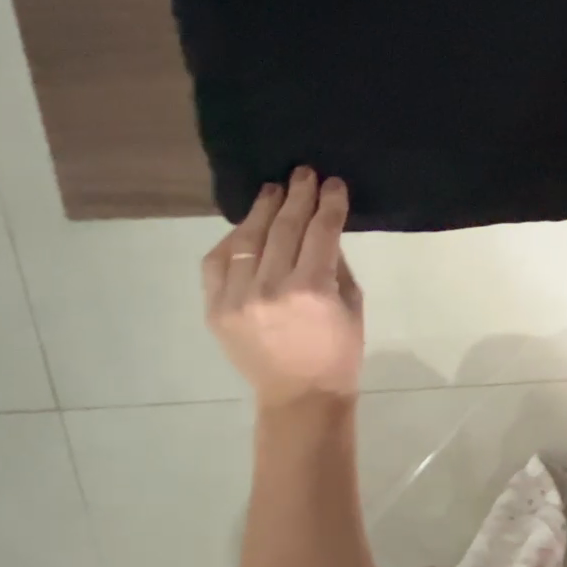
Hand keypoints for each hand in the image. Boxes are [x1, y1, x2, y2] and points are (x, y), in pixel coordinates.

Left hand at [202, 168, 363, 408]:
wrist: (300, 394)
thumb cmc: (340, 350)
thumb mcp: (352, 303)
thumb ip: (335, 265)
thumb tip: (323, 232)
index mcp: (313, 289)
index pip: (321, 232)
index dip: (329, 203)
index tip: (333, 182)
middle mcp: (270, 287)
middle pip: (283, 229)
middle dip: (297, 197)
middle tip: (303, 173)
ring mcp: (236, 297)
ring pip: (246, 240)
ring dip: (262, 211)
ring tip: (274, 191)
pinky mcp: (214, 307)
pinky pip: (218, 263)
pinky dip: (232, 240)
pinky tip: (246, 227)